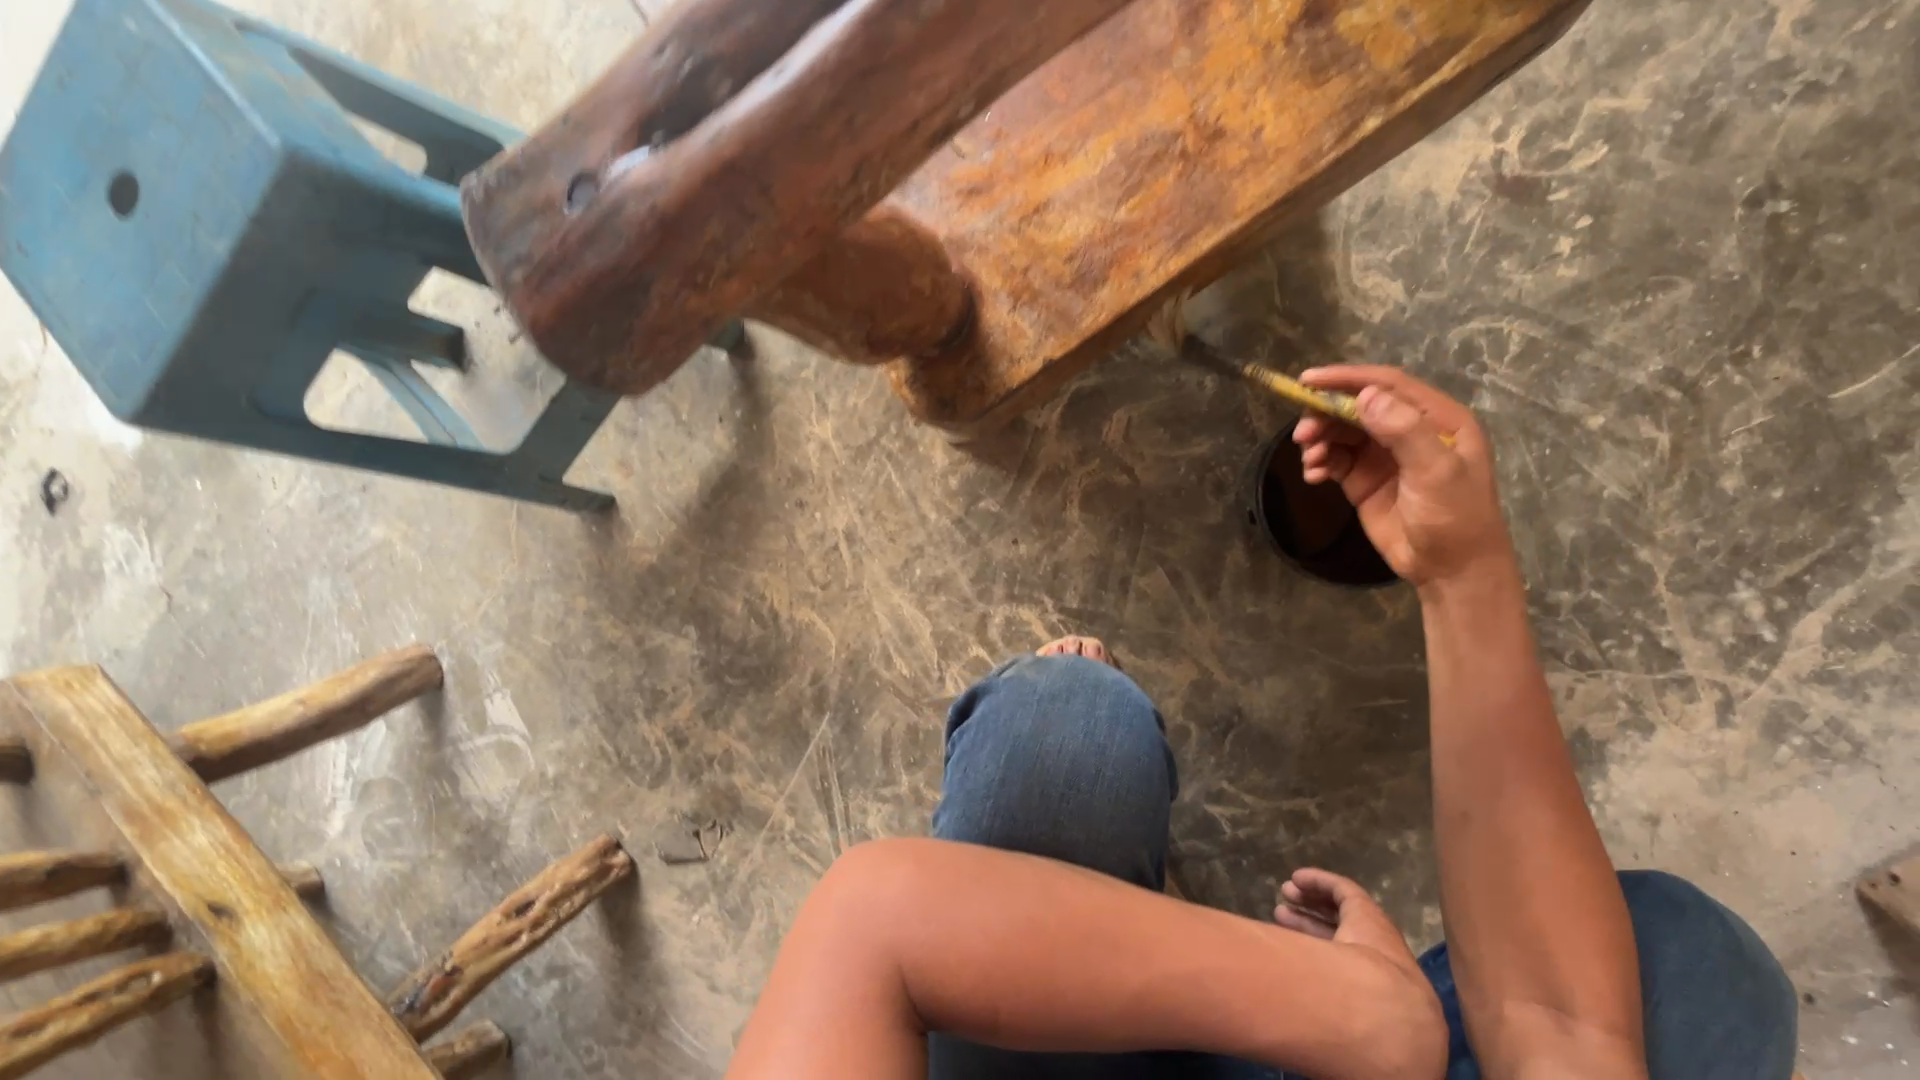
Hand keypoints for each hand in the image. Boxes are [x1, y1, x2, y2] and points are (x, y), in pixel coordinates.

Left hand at [1274, 868, 1447, 1077]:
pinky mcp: (1370, 914)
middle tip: (1281, 913)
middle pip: (1339, 939)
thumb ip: (1310, 1018)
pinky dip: (1322, 881)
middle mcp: (1376, 968)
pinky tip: (1299, 877)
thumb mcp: (1333, 1031)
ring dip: (1313, 902)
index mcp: (1369, 996)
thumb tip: (1275, 1020)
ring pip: (1341, 914)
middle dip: (1309, 924)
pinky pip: (1346, 891)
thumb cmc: (1357, 1035)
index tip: (1283, 940)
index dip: (1311, 952)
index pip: (1339, 968)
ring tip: (1285, 894)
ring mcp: (1375, 942)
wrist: (1388, 1022)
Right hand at [1292, 366, 1511, 588]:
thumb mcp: (1436, 472)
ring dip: (1319, 440)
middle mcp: (1408, 430)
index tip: (1307, 381)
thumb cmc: (1454, 518)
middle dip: (1325, 415)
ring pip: (1341, 432)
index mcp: (1436, 418)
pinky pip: (1334, 459)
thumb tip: (1366, 396)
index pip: (1387, 385)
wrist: (1450, 570)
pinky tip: (1314, 476)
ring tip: (1309, 460)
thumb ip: (1404, 431)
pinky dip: (1319, 463)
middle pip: (1357, 407)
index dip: (1347, 379)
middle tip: (1302, 434)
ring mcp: (1384, 455)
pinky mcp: (1364, 479)